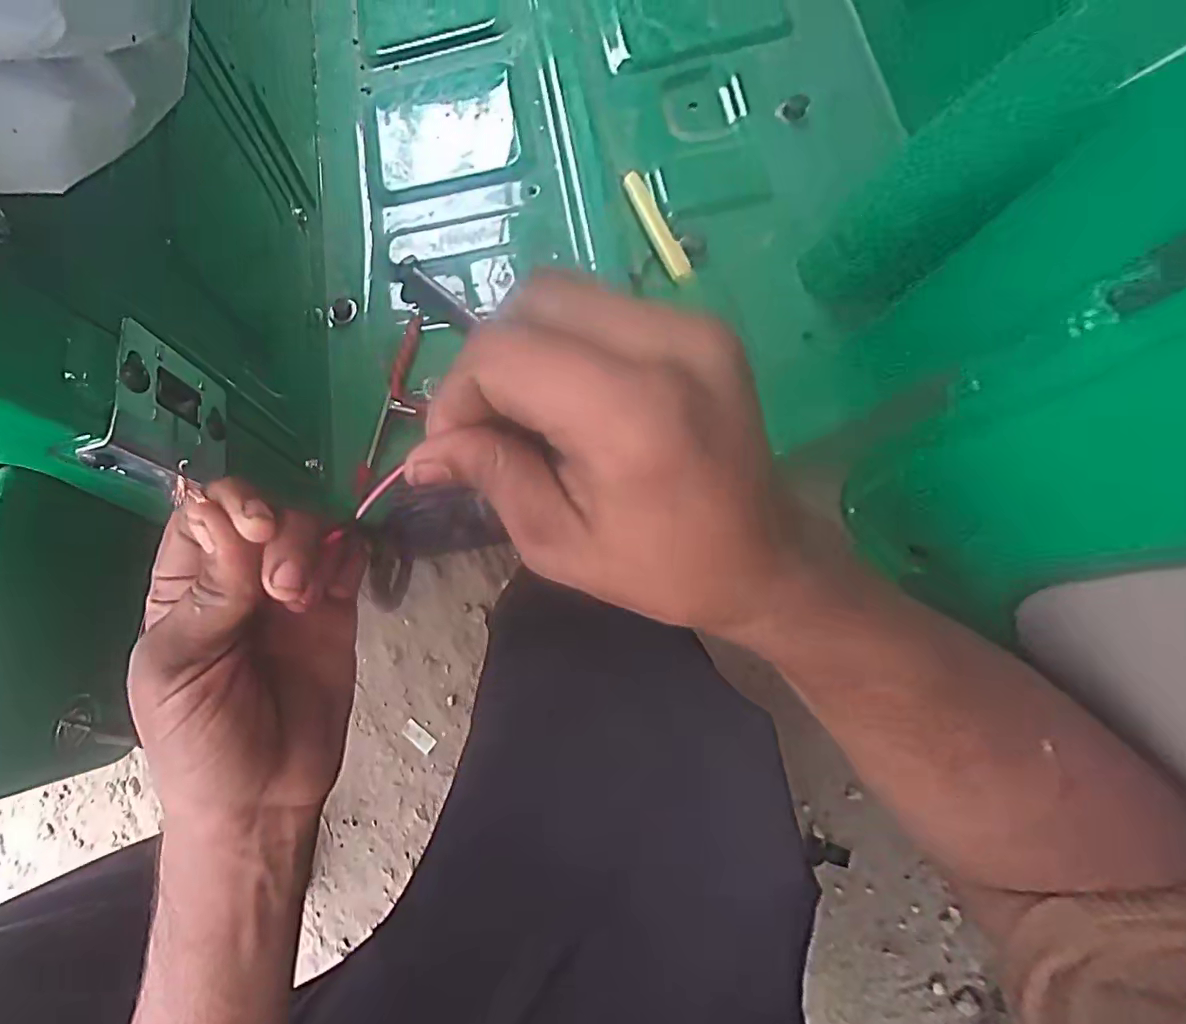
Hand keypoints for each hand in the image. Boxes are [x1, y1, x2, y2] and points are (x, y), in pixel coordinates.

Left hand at [128, 478, 365, 839]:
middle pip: (264, 509)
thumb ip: (206, 595)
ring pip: (309, 525)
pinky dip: (347, 555)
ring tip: (301, 599)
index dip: (229, 503)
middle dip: (277, 530)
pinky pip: (348, 557)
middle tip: (280, 585)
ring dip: (310, 546)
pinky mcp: (335, 609)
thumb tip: (221, 513)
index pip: (204, 513)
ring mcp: (291, 589)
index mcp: (186, 583)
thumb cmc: (197, 741)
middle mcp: (239, 575)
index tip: (252, 527)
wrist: (262, 800)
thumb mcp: (176, 668)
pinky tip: (335, 587)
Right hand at [402, 271, 813, 638]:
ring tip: (521, 412)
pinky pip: (591, 306)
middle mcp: (664, 344)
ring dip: (516, 349)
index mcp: (628, 412)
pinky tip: (561, 397)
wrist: (764, 557)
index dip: (456, 396)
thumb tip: (421, 453)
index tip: (454, 448)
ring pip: (554, 293)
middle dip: (482, 366)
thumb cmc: (658, 568)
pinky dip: (553, 343)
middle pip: (524, 305)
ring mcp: (687, 322)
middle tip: (485, 428)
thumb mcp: (555, 542)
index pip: (501, 354)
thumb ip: (489, 477)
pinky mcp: (693, 320)